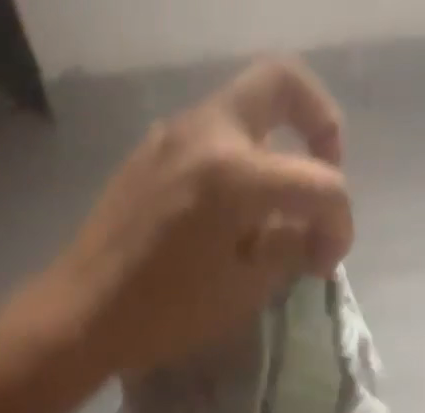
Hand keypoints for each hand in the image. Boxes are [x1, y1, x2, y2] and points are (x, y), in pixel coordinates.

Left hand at [10, 58, 352, 384]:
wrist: (83, 313)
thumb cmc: (168, 312)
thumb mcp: (247, 289)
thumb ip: (292, 248)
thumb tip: (314, 234)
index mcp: (235, 174)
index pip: (321, 182)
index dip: (341, 223)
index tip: (328, 260)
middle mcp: (206, 134)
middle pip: (282, 85)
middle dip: (320, 125)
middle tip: (323, 175)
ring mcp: (172, 136)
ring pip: (244, 110)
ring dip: (276, 148)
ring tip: (276, 213)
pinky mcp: (151, 152)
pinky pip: (211, 138)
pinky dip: (240, 162)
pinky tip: (232, 217)